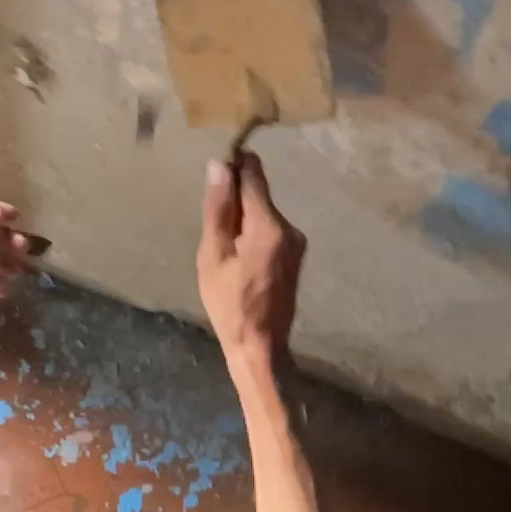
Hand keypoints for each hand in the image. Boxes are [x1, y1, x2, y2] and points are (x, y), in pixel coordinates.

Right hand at [198, 152, 303, 364]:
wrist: (260, 346)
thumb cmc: (230, 305)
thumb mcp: (213, 256)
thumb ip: (218, 209)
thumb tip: (219, 165)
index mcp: (269, 224)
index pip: (253, 174)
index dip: (233, 169)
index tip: (215, 182)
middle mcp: (290, 228)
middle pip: (258, 197)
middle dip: (235, 207)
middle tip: (215, 237)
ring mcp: (296, 245)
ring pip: (264, 217)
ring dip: (244, 226)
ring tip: (227, 257)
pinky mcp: (295, 259)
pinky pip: (271, 235)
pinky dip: (254, 241)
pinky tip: (242, 267)